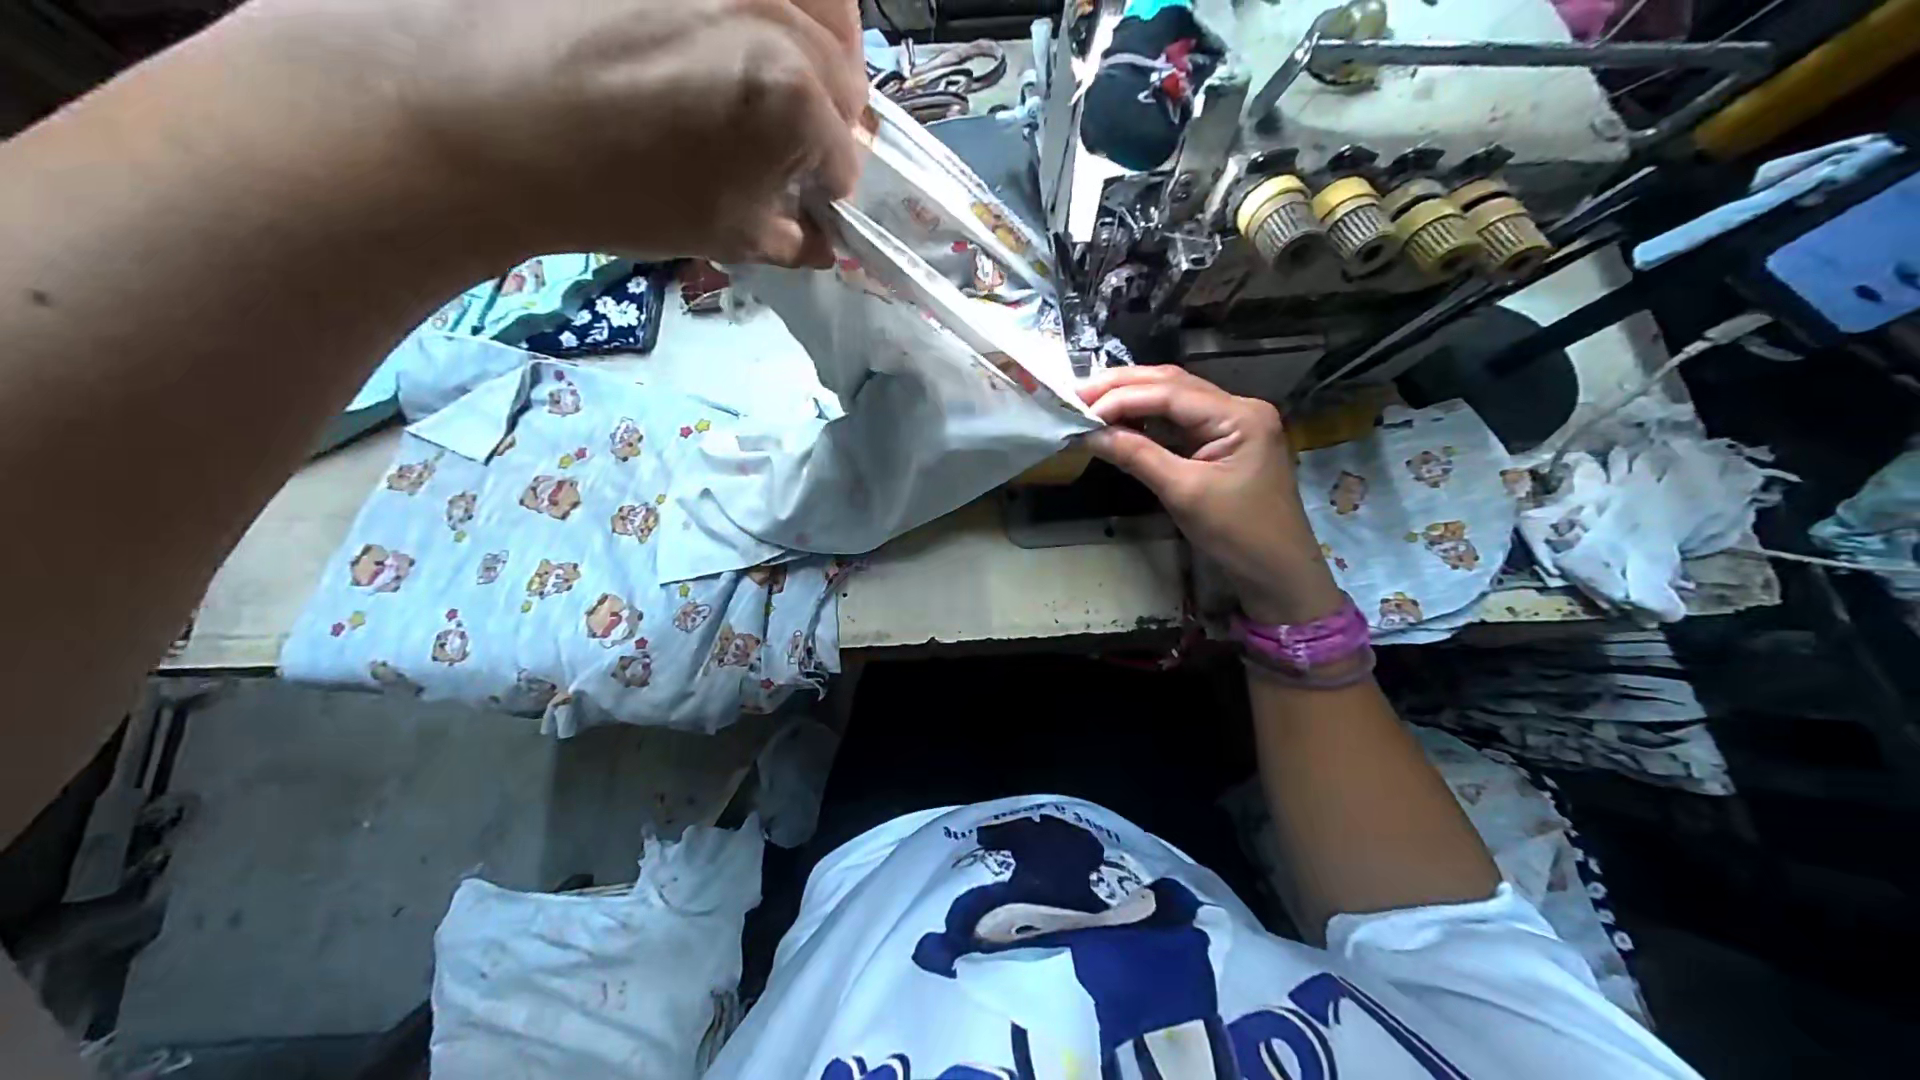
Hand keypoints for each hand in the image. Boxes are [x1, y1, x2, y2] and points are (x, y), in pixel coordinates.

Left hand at [232, 0, 866, 265]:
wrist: (489, 116)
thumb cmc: (616, 192)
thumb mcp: (720, 235)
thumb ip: (789, 238)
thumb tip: (822, 240)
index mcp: (792, 102)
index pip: (845, 156)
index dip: (832, 186)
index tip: (811, 197)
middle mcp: (776, 18)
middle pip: (847, 79)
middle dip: (833, 122)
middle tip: (798, 146)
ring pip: (826, 5)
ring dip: (827, 52)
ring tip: (792, 79)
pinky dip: (791, 3)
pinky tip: (761, 30)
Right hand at [1079, 367, 1344, 623]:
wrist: (1278, 572)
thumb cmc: (1238, 535)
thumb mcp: (1184, 493)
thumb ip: (1137, 456)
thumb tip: (1089, 433)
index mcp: (1240, 415)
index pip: (1170, 392)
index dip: (1121, 397)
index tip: (1080, 408)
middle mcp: (1238, 408)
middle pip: (1172, 384)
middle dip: (1122, 387)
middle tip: (1077, 394)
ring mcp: (1231, 424)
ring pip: (1173, 399)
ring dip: (1131, 400)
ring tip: (1089, 403)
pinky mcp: (1221, 442)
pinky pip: (1178, 422)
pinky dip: (1145, 421)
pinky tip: (1117, 422)